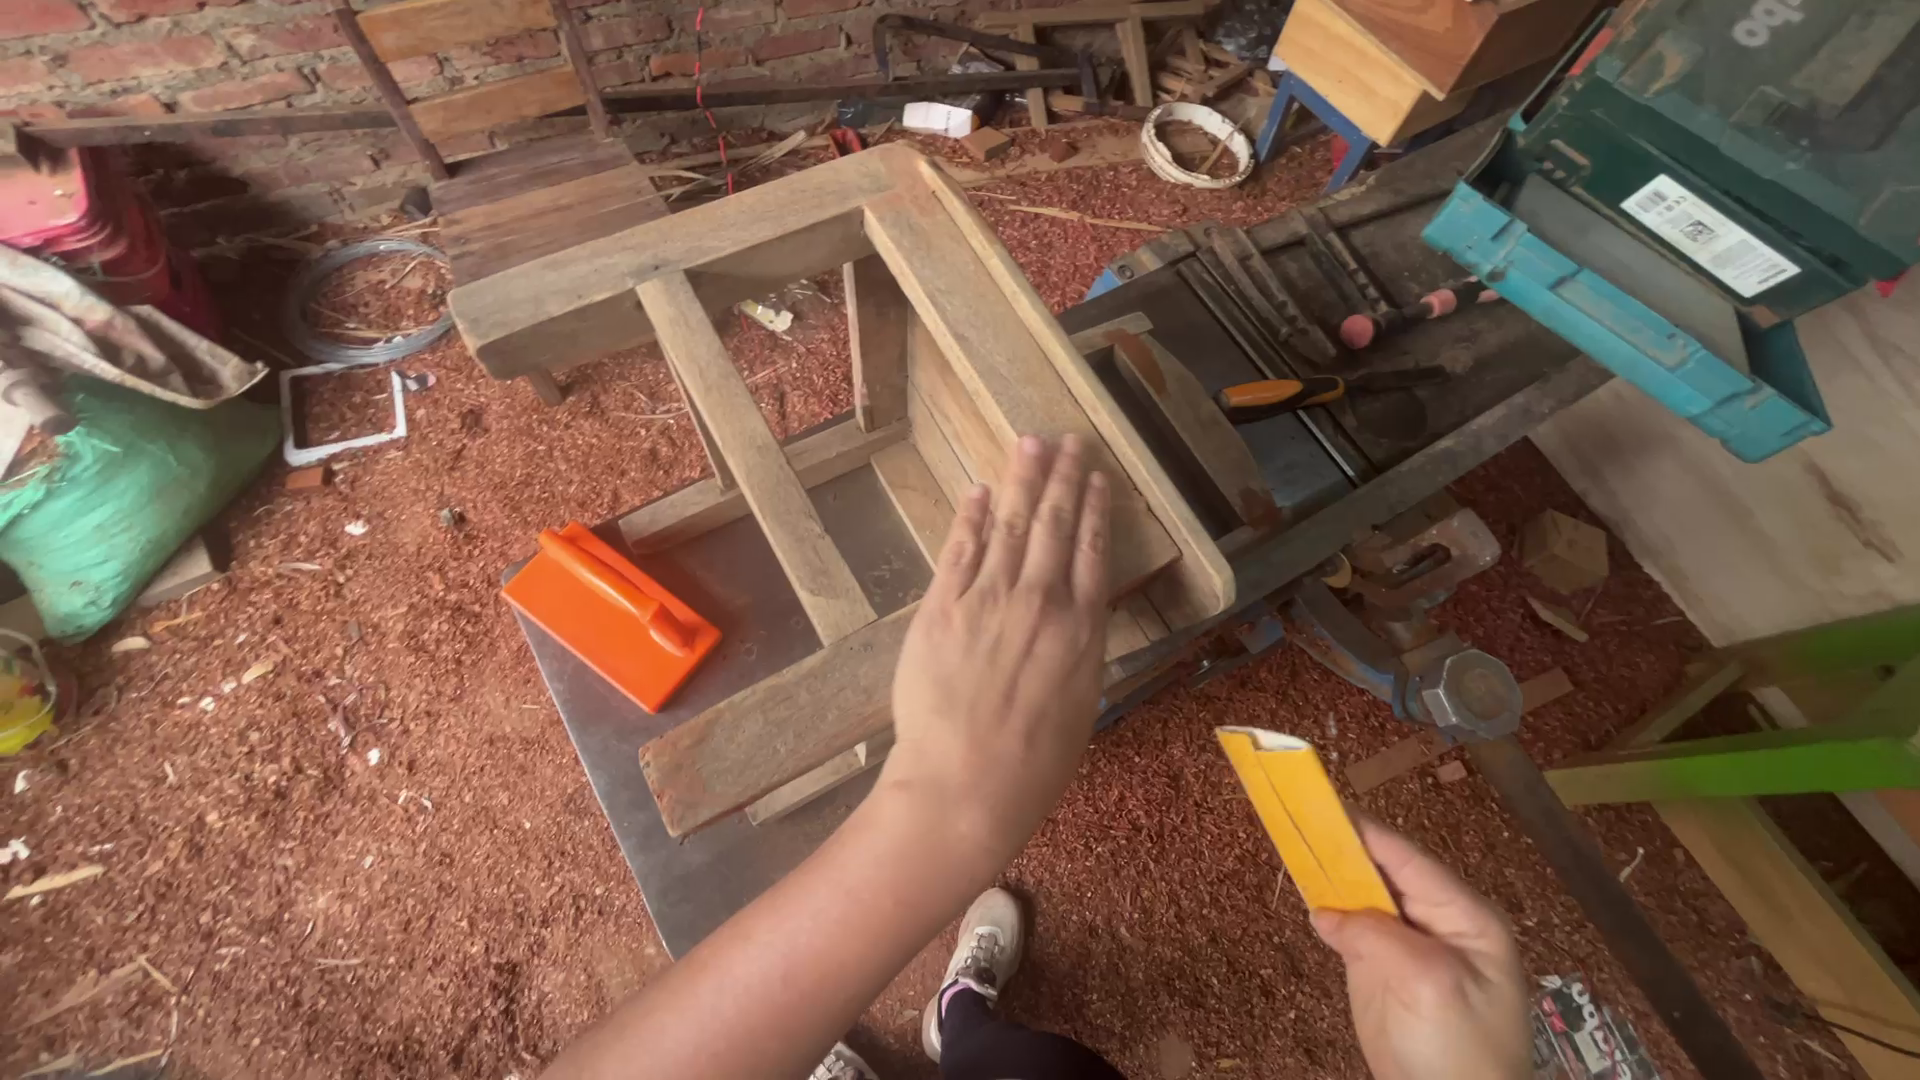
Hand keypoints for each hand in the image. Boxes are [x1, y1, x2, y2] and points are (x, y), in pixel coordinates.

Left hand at [878, 434, 1110, 875]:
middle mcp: (1039, 602)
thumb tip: (1078, 616)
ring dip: (1020, 481)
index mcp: (1081, 629)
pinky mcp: (941, 609)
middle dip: (1061, 476)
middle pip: (1052, 524)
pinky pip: (959, 552)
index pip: (1091, 549)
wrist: (964, 786)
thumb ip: (1079, 651)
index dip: (1094, 507)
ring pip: (1008, 525)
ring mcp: (987, 600)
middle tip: (1067, 440)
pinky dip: (969, 518)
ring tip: (1030, 444)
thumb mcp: (1080, 706)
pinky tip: (979, 491)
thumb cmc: (1033, 765)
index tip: (1095, 475)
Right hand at [1313, 817, 1530, 1079]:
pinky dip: (1326, 910)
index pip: (1407, 859)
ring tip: (1295, 852)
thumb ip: (1377, 933)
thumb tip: (1325, 911)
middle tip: (1298, 826)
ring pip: (1360, 895)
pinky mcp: (1378, 966)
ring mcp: (1405, 944)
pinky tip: (1309, 902)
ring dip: (1330, 877)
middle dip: (1342, 851)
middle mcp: (1435, 920)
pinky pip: (1348, 924)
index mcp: (1463, 917)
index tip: (1321, 807)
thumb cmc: (1458, 1050)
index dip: (1364, 832)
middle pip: (1381, 872)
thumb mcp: (1428, 983)